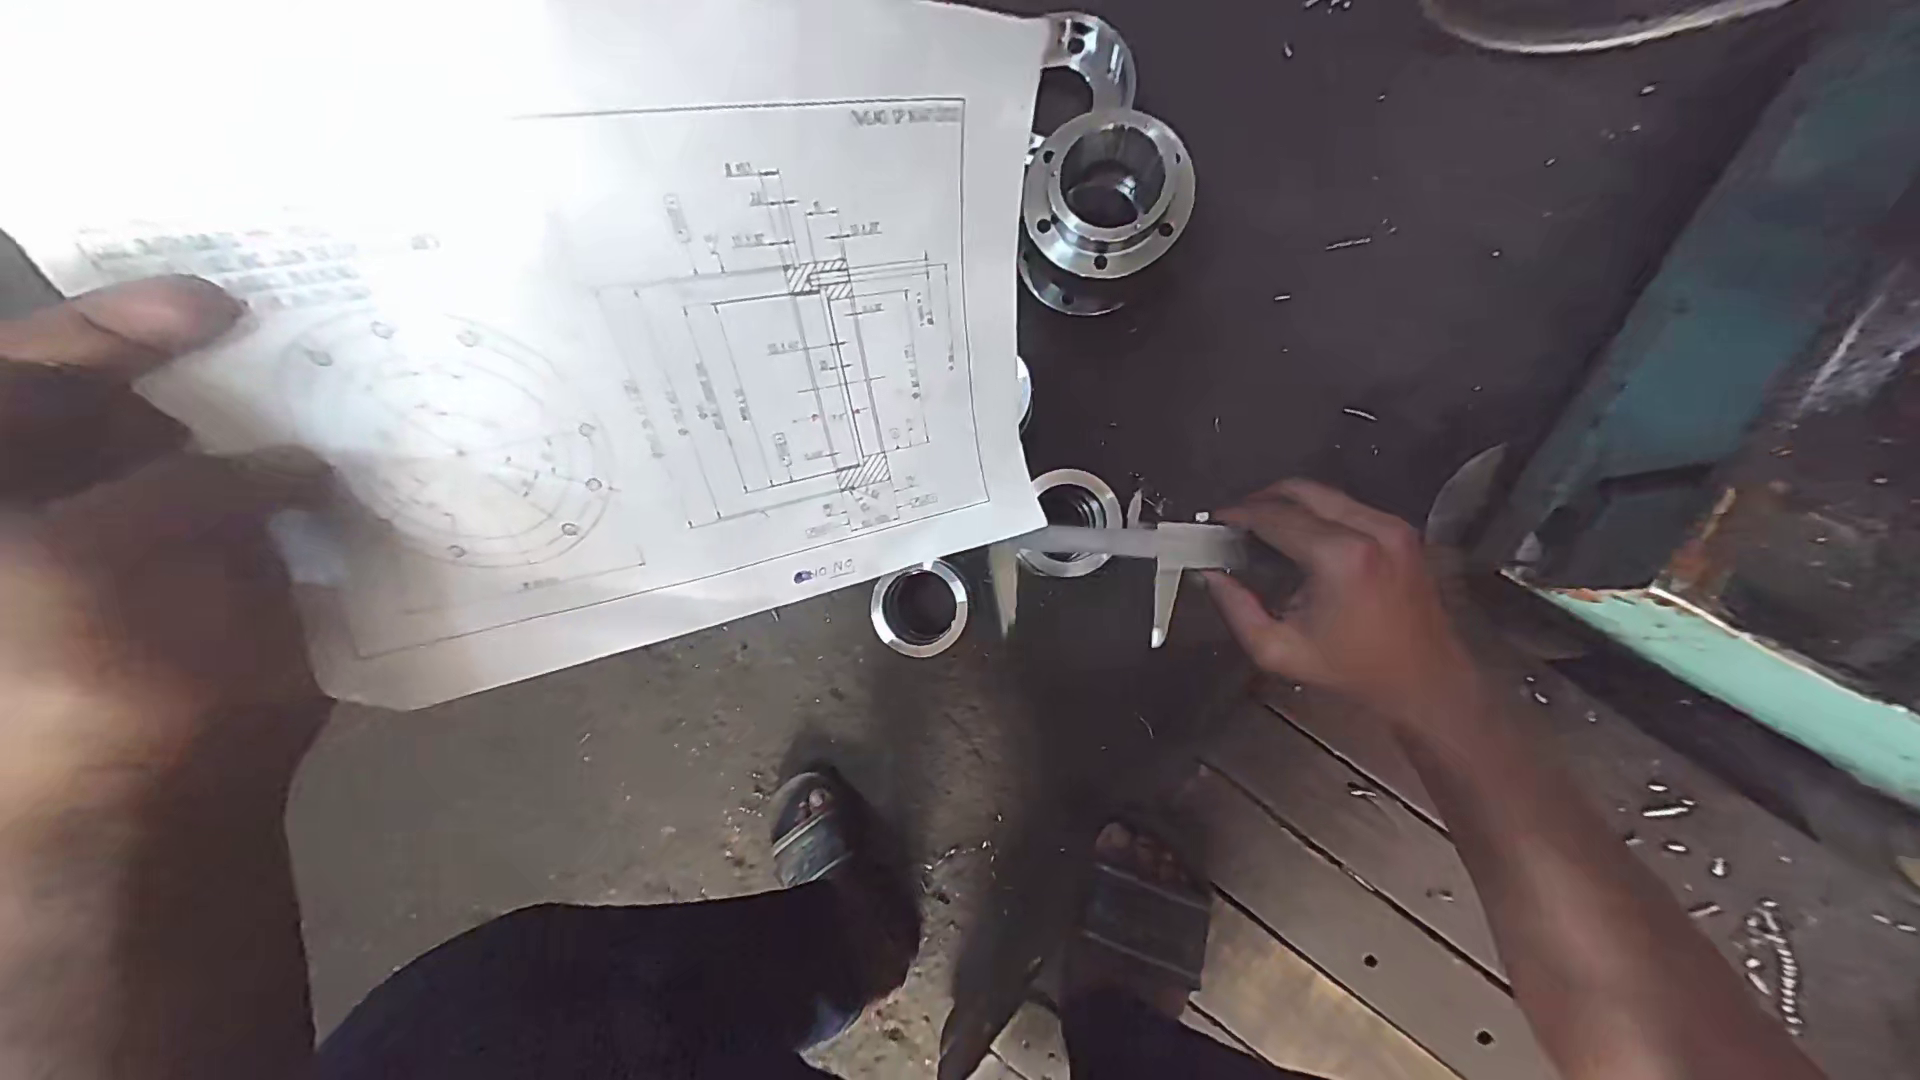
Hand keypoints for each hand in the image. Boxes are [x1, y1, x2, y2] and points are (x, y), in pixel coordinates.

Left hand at [0, 276, 322, 801]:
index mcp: (14, 482)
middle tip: (313, 337)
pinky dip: (338, 484)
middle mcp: (93, 490)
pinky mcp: (262, 557)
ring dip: (301, 428)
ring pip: (244, 452)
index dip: (123, 331)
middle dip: (230, 370)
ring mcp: (187, 525)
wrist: (165, 774)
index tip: (224, 306)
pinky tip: (383, 462)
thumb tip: (296, 461)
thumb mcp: (81, 559)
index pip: (41, 375)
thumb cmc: (69, 676)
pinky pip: (301, 502)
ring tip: (366, 391)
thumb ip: (181, 489)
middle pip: (160, 404)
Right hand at [1203, 479, 1473, 718]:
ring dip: (1288, 502)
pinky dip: (1317, 511)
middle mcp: (1372, 532)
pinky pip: (1348, 505)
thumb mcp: (1278, 650)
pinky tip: (1299, 533)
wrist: (1425, 680)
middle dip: (1261, 499)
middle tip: (1238, 518)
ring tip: (1264, 525)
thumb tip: (1212, 576)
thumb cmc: (1356, 670)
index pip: (1275, 516)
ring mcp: (1393, 529)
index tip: (1220, 519)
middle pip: (1300, 490)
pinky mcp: (1403, 533)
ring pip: (1325, 492)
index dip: (1240, 514)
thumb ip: (1235, 609)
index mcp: (1340, 558)